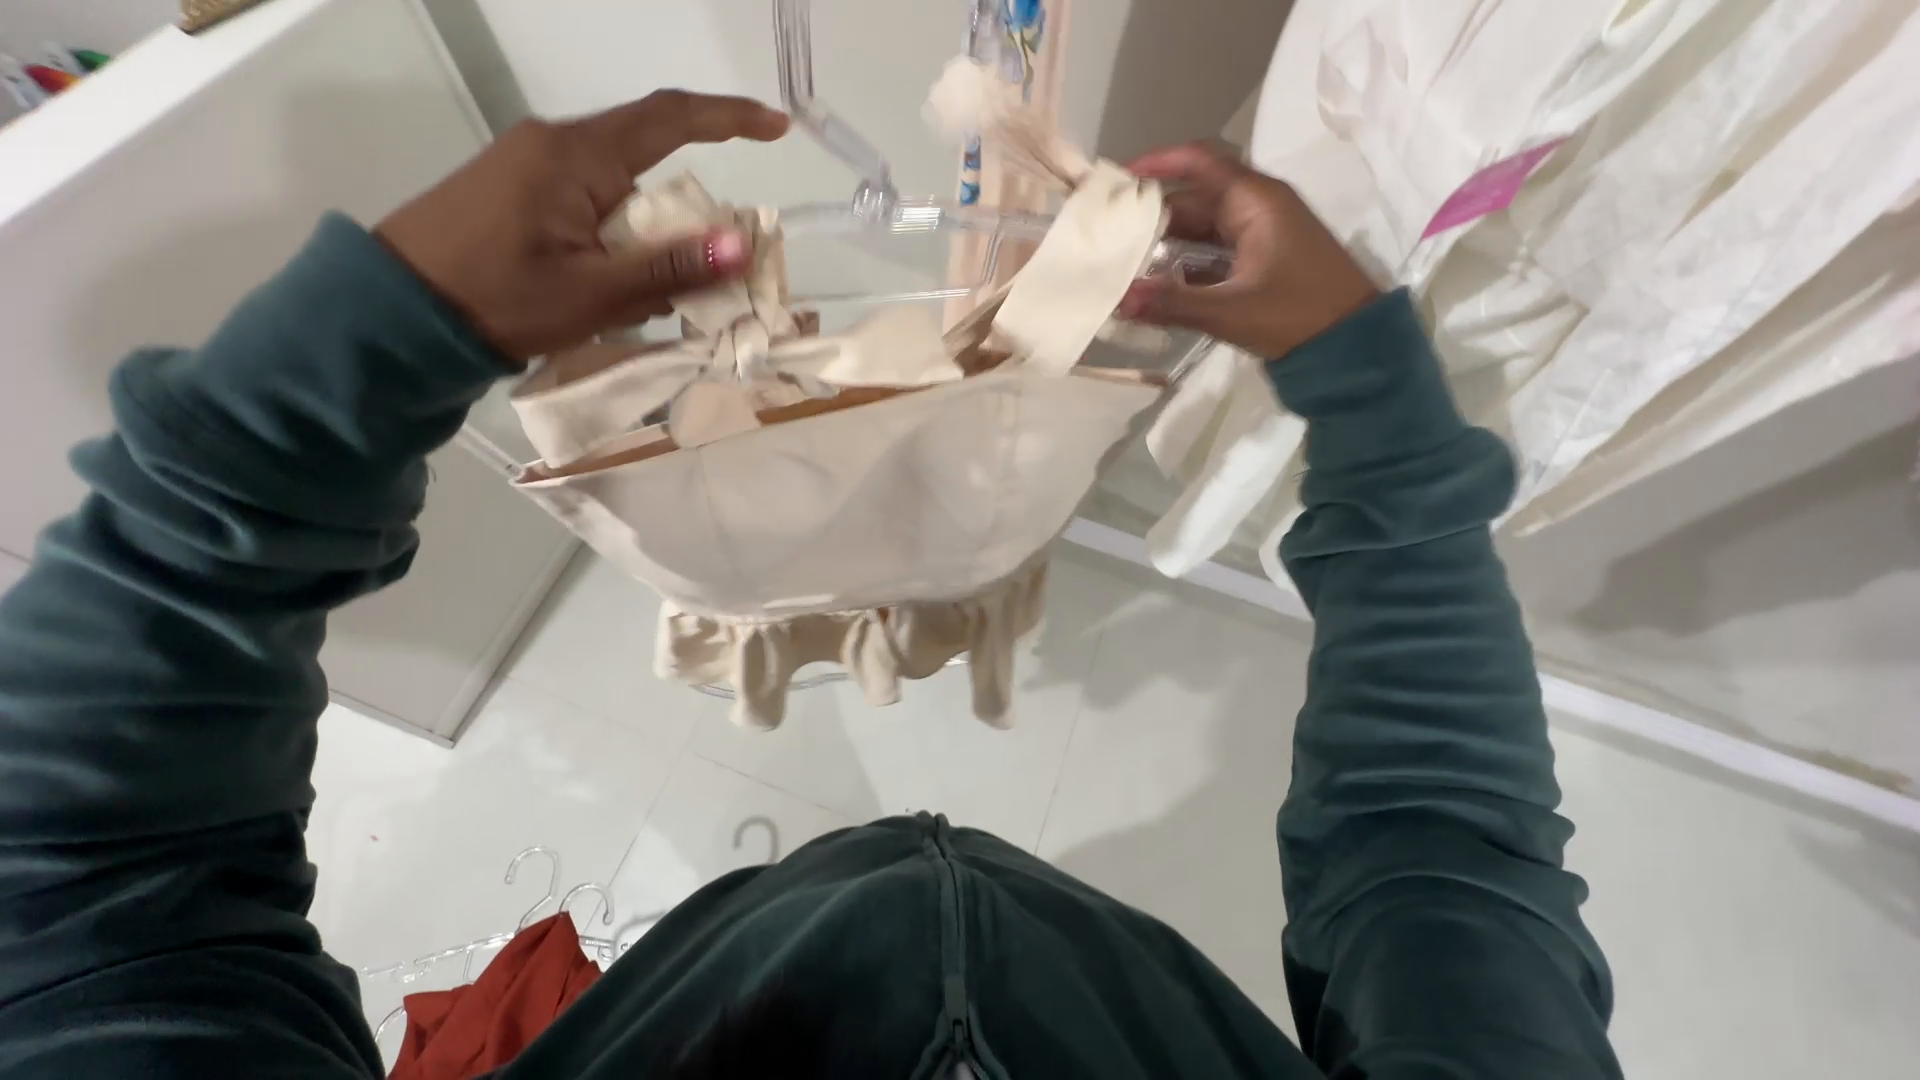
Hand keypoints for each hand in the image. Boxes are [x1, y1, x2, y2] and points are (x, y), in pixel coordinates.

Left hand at [376, 91, 789, 362]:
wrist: (395, 312)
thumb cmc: (497, 299)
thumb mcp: (595, 294)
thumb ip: (672, 268)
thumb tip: (743, 245)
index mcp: (575, 155)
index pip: (669, 117)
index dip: (729, 118)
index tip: (777, 128)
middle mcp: (555, 144)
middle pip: (649, 156)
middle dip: (688, 210)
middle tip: (710, 268)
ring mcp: (533, 165)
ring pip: (622, 187)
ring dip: (652, 234)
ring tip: (649, 292)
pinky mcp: (520, 191)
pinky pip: (593, 202)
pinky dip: (622, 237)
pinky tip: (616, 282)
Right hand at [1117, 142, 1379, 359]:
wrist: (1352, 345)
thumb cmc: (1298, 315)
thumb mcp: (1232, 311)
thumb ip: (1174, 304)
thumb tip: (1119, 300)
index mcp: (1256, 202)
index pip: (1201, 163)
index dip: (1158, 163)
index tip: (1118, 180)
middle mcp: (1257, 209)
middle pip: (1194, 199)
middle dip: (1152, 215)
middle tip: (1109, 234)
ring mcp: (1260, 236)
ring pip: (1202, 228)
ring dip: (1166, 243)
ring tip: (1122, 262)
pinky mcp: (1260, 263)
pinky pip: (1212, 253)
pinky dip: (1184, 265)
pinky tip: (1155, 286)